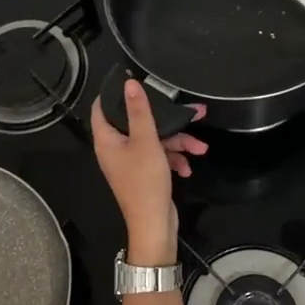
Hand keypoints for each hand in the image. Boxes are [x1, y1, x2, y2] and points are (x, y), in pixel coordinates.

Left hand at [90, 80, 207, 264]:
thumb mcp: (146, 141)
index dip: (115, 92)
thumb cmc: (145, 181)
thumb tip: (129, 83)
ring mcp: (130, 162)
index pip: (103, 107)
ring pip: (154, 140)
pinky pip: (160, 156)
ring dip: (178, 142)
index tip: (132, 79)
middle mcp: (115, 148)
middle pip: (136, 122)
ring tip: (201, 146)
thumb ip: (140, 111)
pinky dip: (174, 159)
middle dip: (164, 118)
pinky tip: (189, 167)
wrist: (154, 225)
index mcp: (107, 139)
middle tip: (185, 108)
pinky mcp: (145, 172)